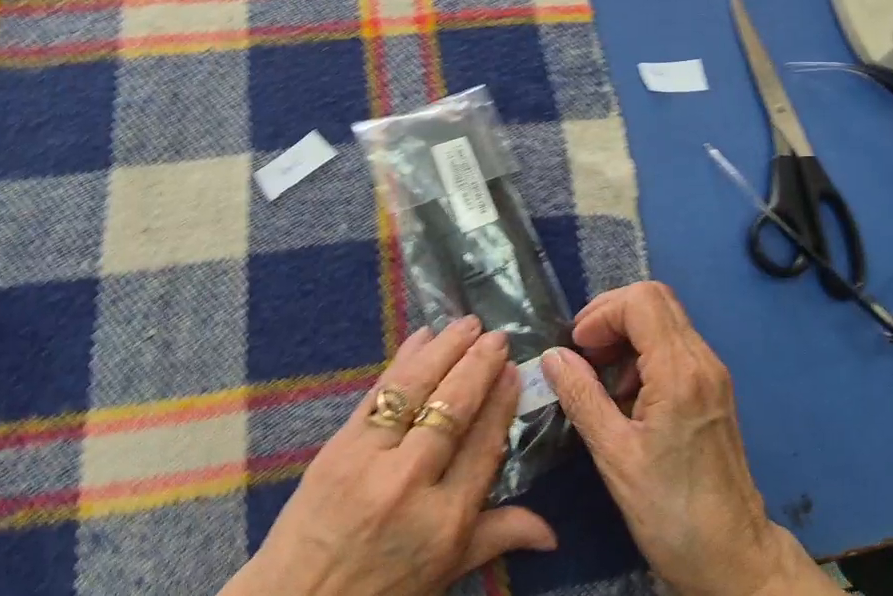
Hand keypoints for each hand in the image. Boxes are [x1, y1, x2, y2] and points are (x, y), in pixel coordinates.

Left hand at [222, 317, 556, 595]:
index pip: (484, 447)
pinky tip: (421, 337)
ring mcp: (371, 459)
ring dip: (444, 350)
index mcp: (446, 522)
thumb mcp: (444, 572)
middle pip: (453, 410)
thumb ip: (495, 537)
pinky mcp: (339, 444)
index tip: (513, 371)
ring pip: (415, 390)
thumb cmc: (380, 589)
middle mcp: (412, 483)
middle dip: (478, 367)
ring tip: (466, 324)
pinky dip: (402, 360)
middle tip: (498, 337)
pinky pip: (378, 392)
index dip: (501, 404)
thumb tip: (553, 532)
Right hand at [541, 283, 836, 595]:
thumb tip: (553, 356)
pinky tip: (627, 397)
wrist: (733, 557)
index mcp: (680, 372)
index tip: (578, 348)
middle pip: (656, 299)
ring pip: (666, 320)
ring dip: (627, 336)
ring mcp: (713, 375)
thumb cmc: (670, 509)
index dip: (602, 313)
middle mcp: (703, 361)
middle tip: (584, 354)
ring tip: (601, 381)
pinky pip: (676, 348)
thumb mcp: (614, 456)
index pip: (642, 301)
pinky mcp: (714, 391)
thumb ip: (582, 397)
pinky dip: (645, 354)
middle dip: (612, 316)